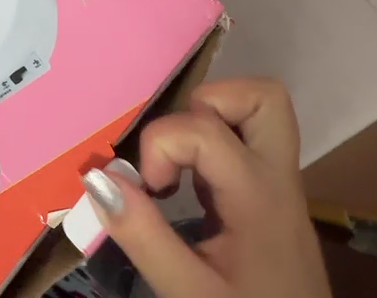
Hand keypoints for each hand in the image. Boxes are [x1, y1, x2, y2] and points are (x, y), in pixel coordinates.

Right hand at [81, 78, 328, 297]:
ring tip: (179, 166)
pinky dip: (210, 148)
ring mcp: (278, 190)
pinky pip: (245, 144)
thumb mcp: (191, 294)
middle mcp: (277, 181)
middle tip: (175, 147)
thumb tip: (98, 176)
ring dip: (208, 123)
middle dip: (206, 105)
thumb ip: (144, 235)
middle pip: (263, 99)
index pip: (203, 128)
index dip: (160, 145)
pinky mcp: (270, 203)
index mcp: (261, 197)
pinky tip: (187, 188)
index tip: (149, 191)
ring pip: (257, 116)